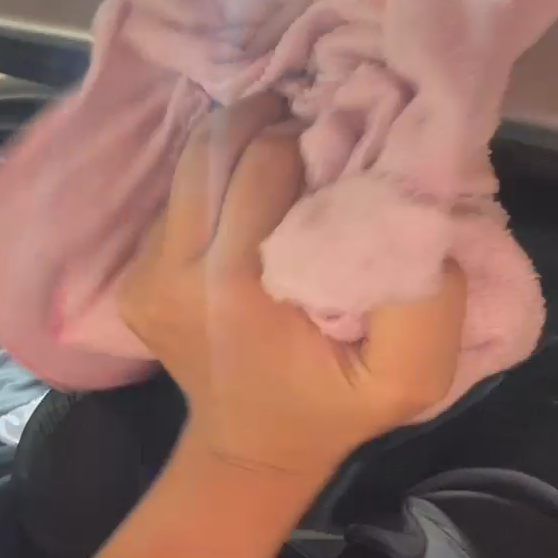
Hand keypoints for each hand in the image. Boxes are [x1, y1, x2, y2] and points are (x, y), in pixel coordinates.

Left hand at [119, 93, 465, 481]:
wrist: (245, 443)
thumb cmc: (327, 411)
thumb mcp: (406, 379)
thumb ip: (425, 304)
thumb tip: (414, 213)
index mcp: (227, 286)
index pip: (258, 167)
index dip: (303, 137)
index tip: (340, 135)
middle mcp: (168, 274)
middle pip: (203, 159)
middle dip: (255, 122)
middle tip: (304, 114)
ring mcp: (140, 278)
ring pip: (182, 181)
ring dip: (229, 155)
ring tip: (282, 153)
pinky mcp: (131, 283)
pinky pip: (171, 212)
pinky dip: (210, 193)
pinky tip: (246, 201)